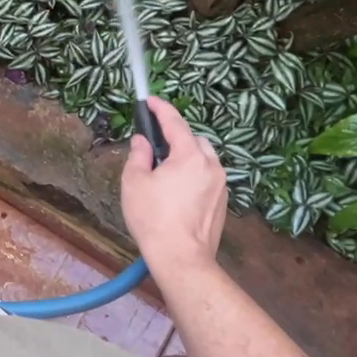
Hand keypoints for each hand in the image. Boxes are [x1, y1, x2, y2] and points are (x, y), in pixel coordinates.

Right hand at [121, 97, 228, 281]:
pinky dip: (193, 173)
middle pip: (194, 139)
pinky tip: (176, 190)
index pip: (175, 123)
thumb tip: (142, 141)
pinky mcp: (222, 201)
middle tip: (154, 145)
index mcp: (189, 156)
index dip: (161, 109)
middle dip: (176, 136)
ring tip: (165, 169)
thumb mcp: (134, 181)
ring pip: (204, 158)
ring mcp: (221, 184)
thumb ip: (139, 155)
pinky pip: (207, 176)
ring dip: (186, 155)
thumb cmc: (152, 216)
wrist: (181, 255)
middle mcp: (211, 165)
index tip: (150, 101)